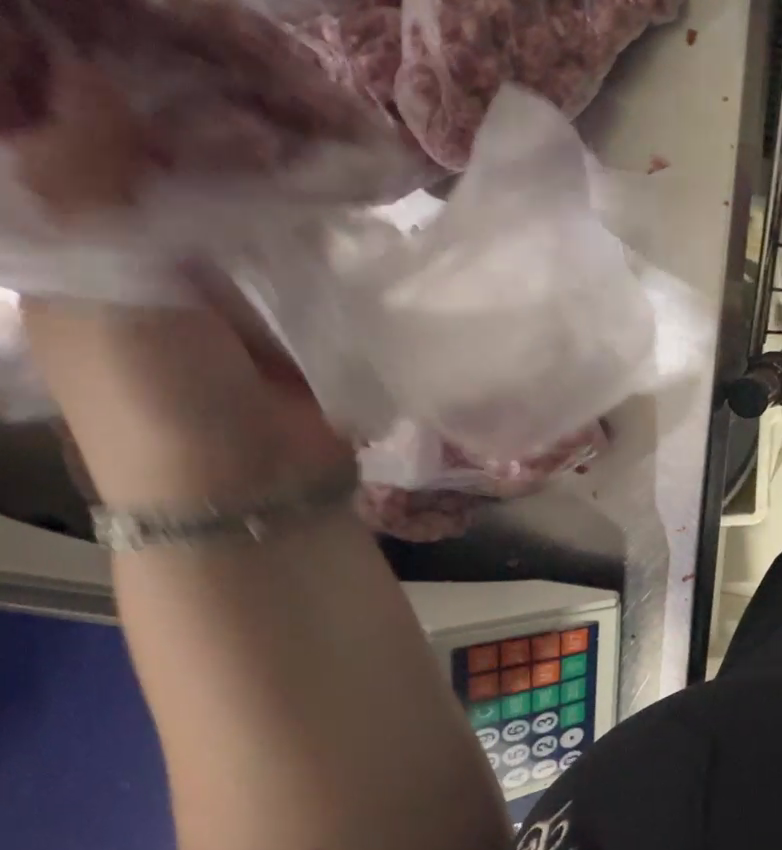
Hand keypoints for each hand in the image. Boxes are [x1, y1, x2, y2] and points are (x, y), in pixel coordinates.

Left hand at [16, 57, 347, 503]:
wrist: (256, 487)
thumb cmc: (157, 394)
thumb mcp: (98, 285)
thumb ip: (90, 188)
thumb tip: (91, 79)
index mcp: (77, 248)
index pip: (83, 149)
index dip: (107, 99)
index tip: (159, 53)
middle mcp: (148, 257)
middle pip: (165, 169)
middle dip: (198, 124)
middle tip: (249, 72)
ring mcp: (228, 288)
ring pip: (234, 204)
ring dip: (259, 165)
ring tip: (295, 110)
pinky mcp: (296, 313)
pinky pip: (295, 248)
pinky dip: (308, 216)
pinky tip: (328, 177)